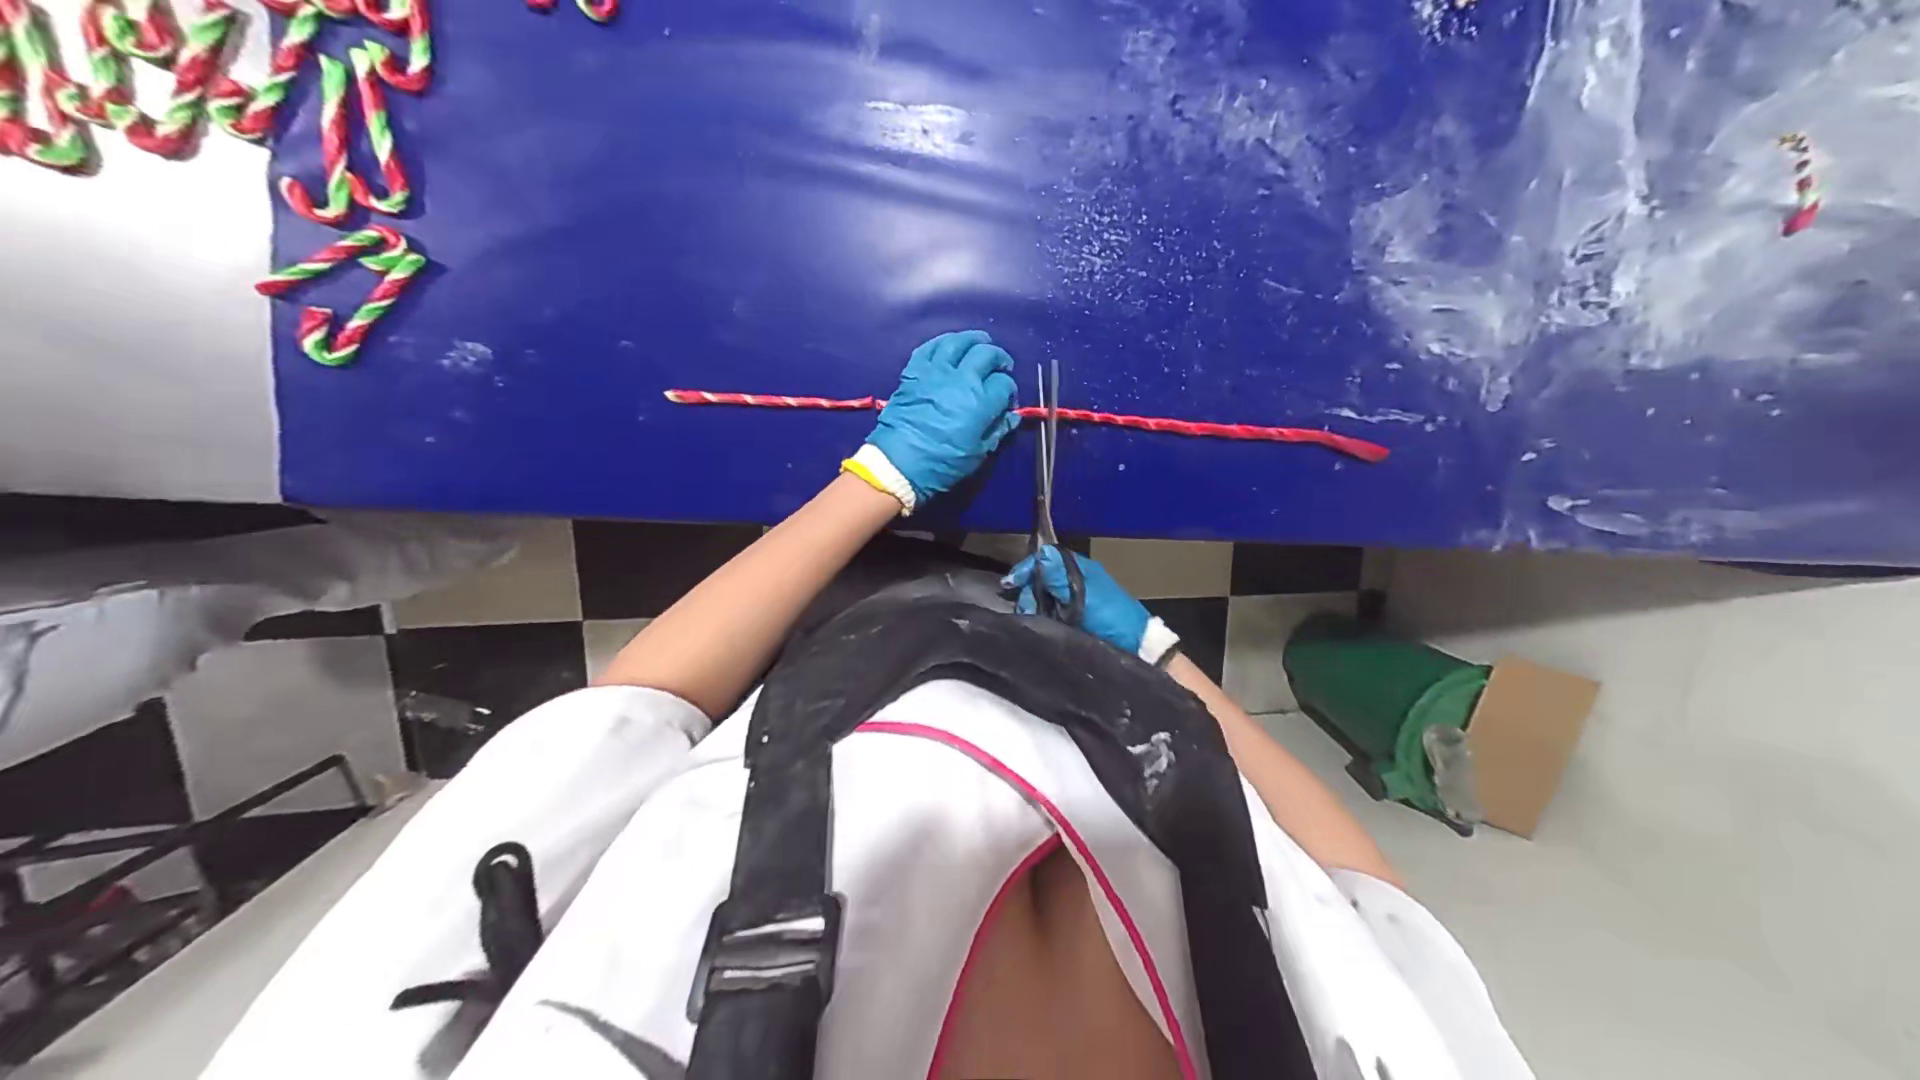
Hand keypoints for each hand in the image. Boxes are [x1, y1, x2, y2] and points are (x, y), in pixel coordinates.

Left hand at [858, 331, 1019, 511]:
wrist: (899, 464)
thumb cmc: (941, 464)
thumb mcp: (978, 453)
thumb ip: (997, 430)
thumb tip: (1011, 416)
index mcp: (980, 402)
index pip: (1004, 384)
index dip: (1009, 390)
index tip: (1006, 399)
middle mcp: (961, 380)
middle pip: (985, 354)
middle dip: (998, 357)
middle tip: (1000, 365)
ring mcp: (935, 372)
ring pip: (958, 342)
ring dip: (973, 340)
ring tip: (979, 343)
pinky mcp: (914, 372)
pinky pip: (929, 348)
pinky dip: (942, 343)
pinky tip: (948, 346)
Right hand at [1002, 546, 1179, 663]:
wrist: (1135, 650)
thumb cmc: (1113, 618)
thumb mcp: (1087, 594)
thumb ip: (1061, 576)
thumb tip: (1040, 555)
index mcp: (1078, 570)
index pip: (1044, 559)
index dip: (1026, 569)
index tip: (1010, 585)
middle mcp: (1071, 582)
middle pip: (1037, 580)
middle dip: (1028, 592)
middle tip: (1030, 609)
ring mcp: (1070, 603)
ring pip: (1038, 598)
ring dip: (1033, 608)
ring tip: (1037, 621)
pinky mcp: (1068, 621)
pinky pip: (1045, 614)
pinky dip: (1039, 619)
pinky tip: (1040, 627)